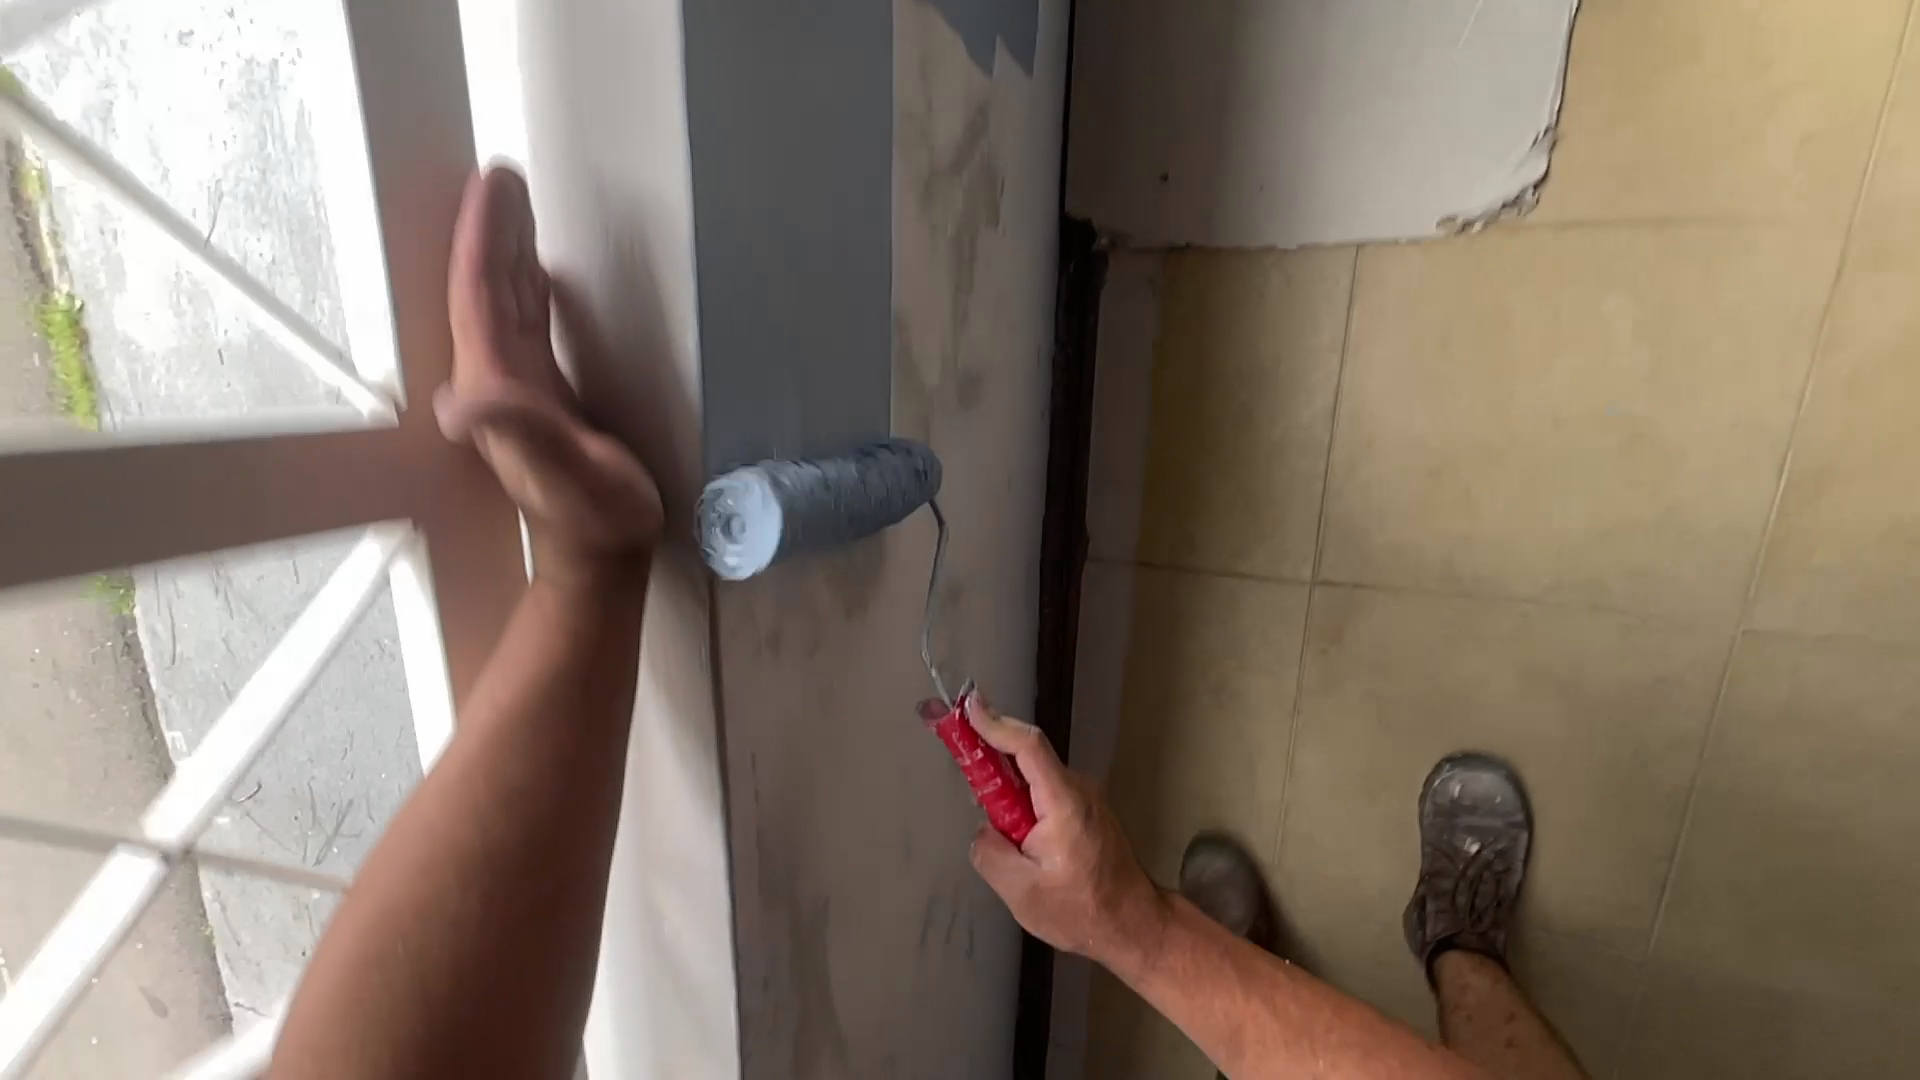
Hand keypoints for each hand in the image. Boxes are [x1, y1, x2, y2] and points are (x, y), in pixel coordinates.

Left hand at [437, 165, 663, 584]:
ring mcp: (518, 391)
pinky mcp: (544, 399)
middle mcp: (497, 384)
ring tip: (518, 209)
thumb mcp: (571, 479)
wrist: (601, 553)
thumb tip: (459, 400)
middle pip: (488, 293)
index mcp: (498, 391)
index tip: (497, 189)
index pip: (482, 301)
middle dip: (494, 233)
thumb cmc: (600, 519)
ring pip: (506, 306)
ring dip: (510, 255)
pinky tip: (538, 276)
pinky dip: (529, 291)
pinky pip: (529, 329)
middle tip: (505, 179)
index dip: (486, 241)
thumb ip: (525, 437)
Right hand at [966, 695, 1168, 966]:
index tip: (967, 706)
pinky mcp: (1086, 809)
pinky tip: (1019, 840)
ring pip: (1034, 778)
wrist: (1136, 926)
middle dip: (991, 757)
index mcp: (1064, 802)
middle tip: (960, 759)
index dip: (996, 723)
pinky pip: (1045, 792)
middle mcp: (1078, 788)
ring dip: (1008, 790)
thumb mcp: (1021, 893)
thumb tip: (983, 828)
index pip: (1028, 746)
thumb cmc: (1082, 912)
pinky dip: (1024, 803)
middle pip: (1027, 757)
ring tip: (1000, 833)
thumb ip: (990, 852)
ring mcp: (1085, 796)